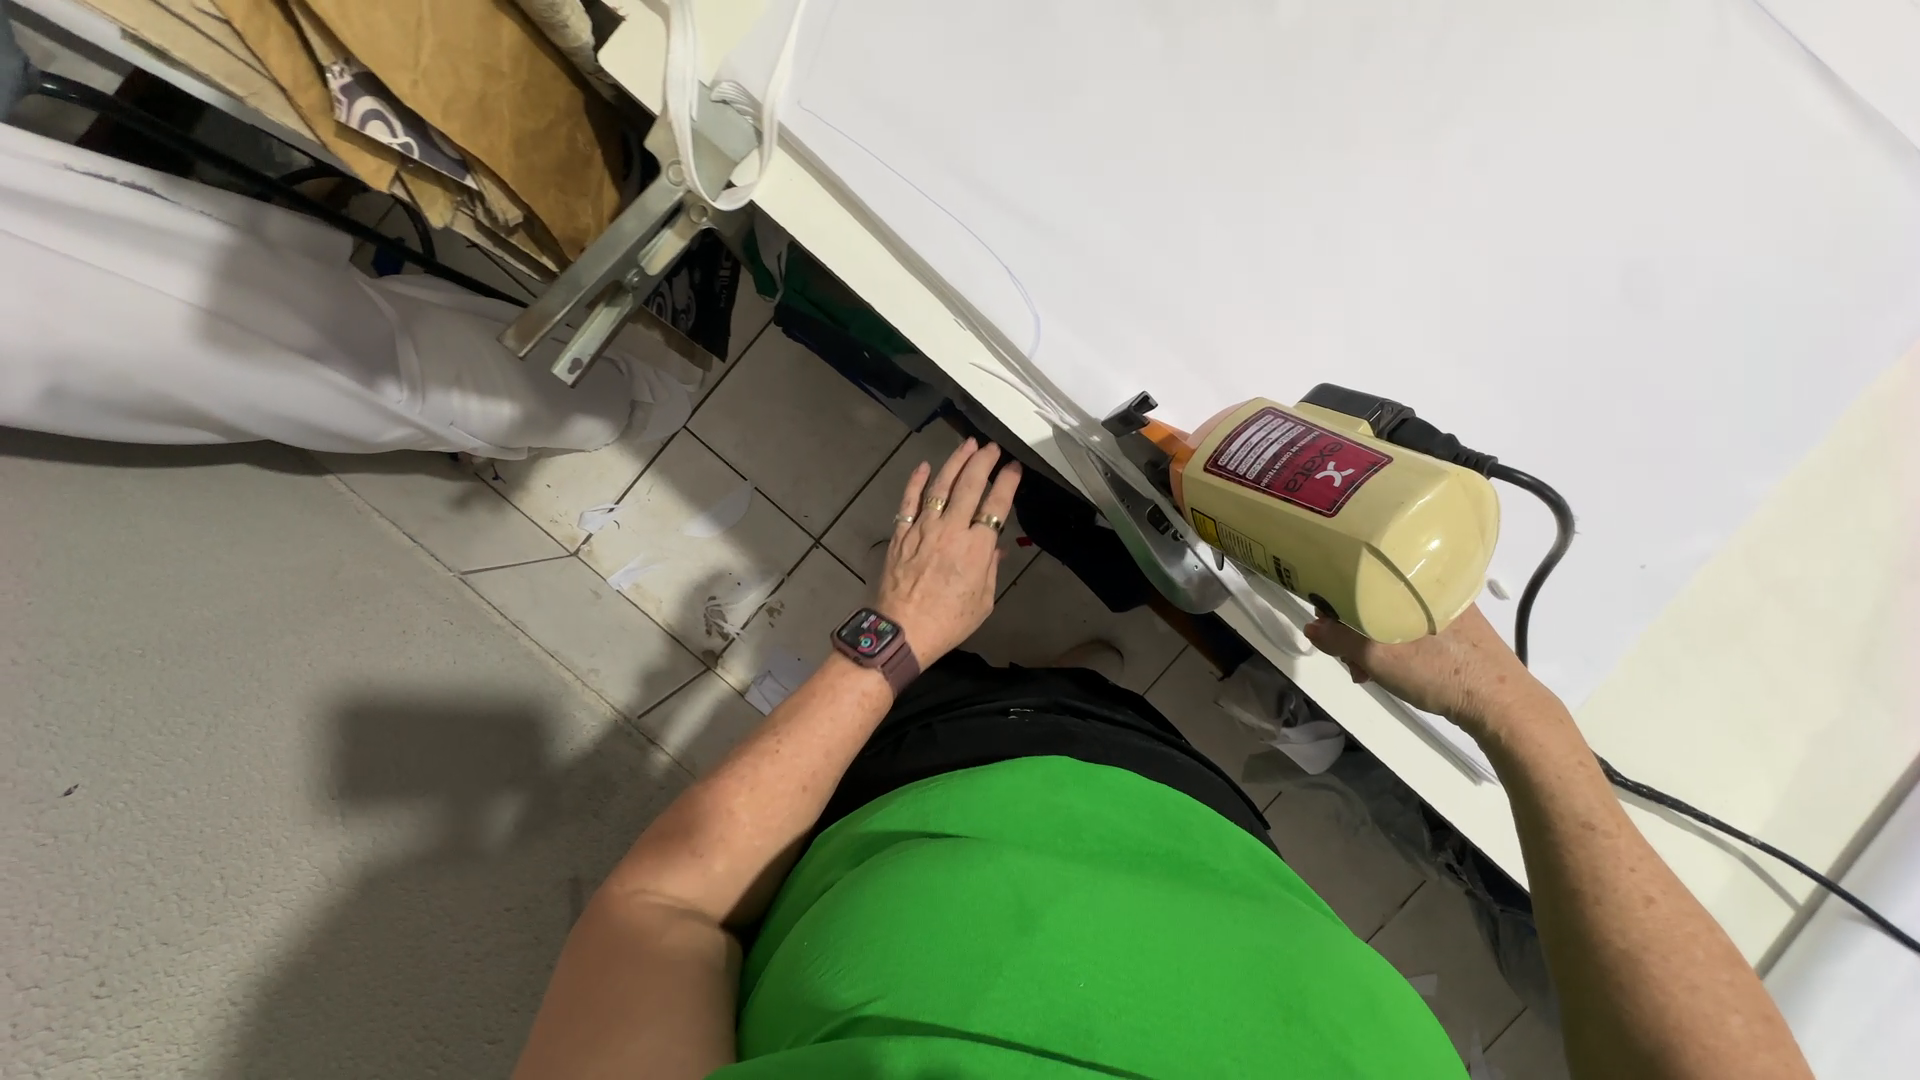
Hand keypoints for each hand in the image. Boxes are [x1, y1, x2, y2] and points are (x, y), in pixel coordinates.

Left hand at [875, 438, 1021, 663]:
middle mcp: (951, 530)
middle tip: (992, 448)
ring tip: (967, 445)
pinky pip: (909, 501)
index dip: (1007, 483)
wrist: (902, 632)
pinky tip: (925, 466)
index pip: (996, 505)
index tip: (1013, 468)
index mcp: (976, 548)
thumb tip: (995, 547)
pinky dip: (917, 481)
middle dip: (983, 462)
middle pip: (970, 485)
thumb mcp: (983, 602)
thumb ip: (990, 569)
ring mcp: (923, 528)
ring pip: (940, 486)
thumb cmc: (948, 622)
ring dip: (955, 462)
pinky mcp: (901, 534)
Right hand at [1301, 604, 1552, 741]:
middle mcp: (1437, 591)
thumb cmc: (1441, 674)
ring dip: (1372, 643)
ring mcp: (1452, 614)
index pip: (1367, 577)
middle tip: (1347, 658)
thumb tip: (1311, 627)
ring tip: (1366, 673)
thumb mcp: (1378, 657)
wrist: (1505, 708)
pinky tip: (1389, 673)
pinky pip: (1414, 632)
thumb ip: (1338, 640)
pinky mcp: (1461, 636)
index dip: (1339, 597)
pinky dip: (1395, 648)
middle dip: (1353, 628)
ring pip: (1395, 619)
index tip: (1328, 623)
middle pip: (1378, 600)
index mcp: (1421, 584)